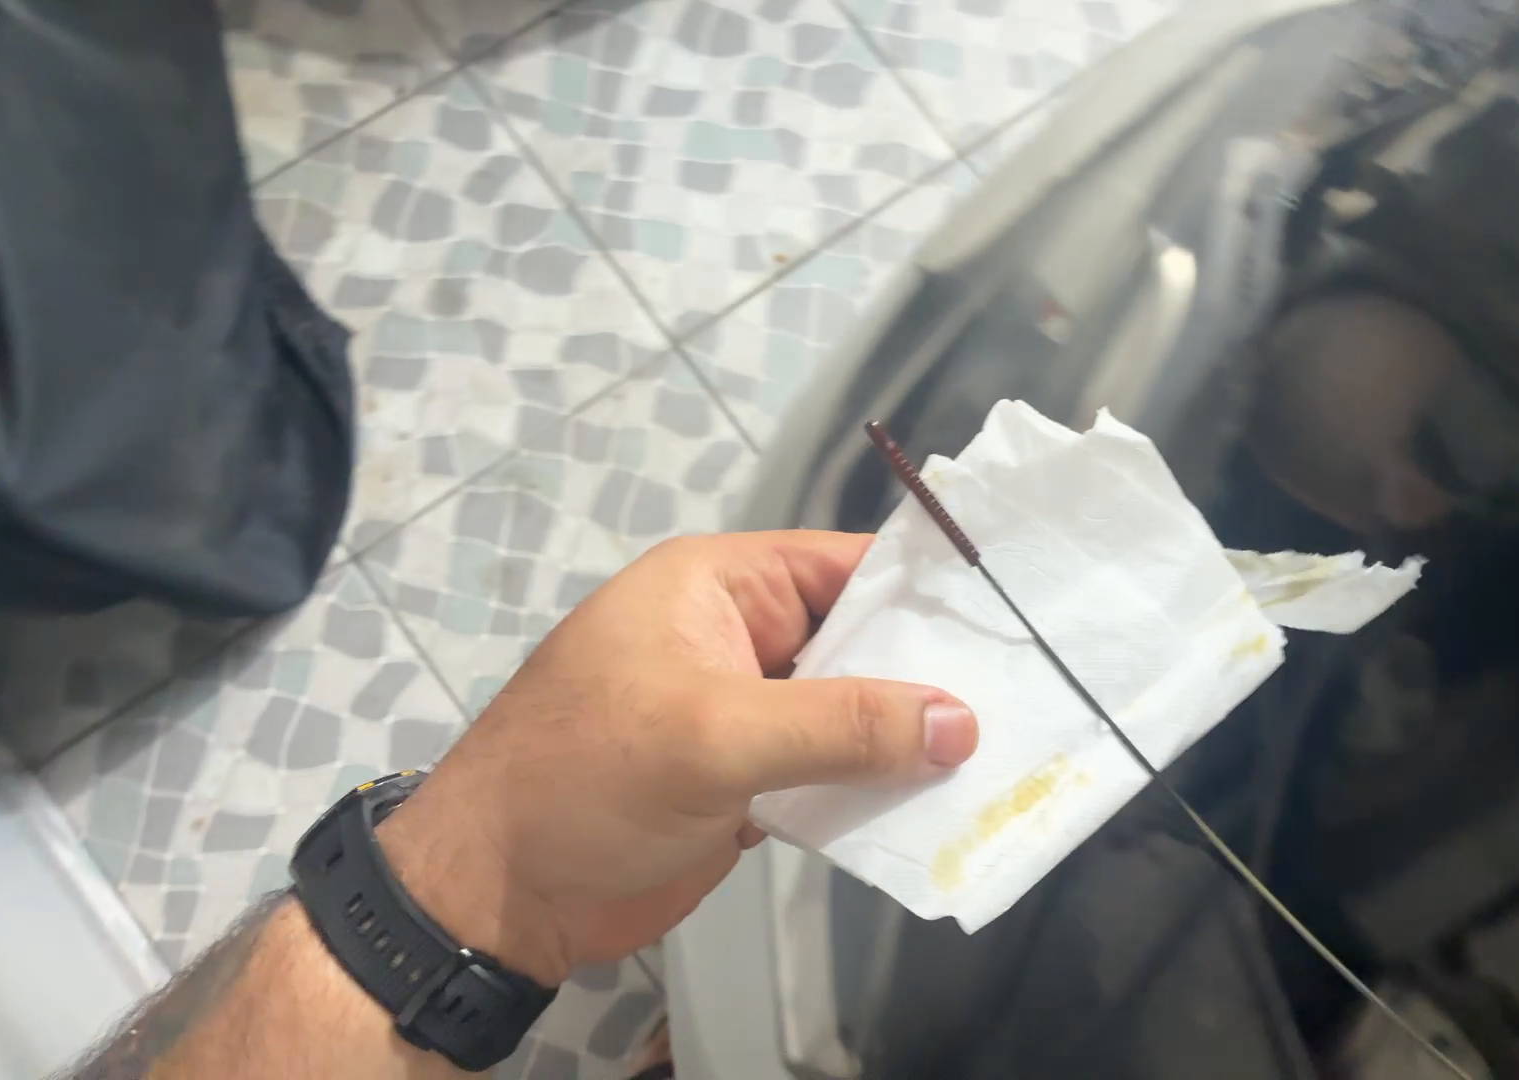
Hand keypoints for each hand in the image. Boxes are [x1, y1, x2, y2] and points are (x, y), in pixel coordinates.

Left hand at [376, 530, 979, 983]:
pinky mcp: (749, 770)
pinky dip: (870, 780)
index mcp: (721, 585)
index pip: (842, 565)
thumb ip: (841, 725)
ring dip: (902, 732)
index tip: (1005, 619)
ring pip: (845, 704)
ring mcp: (746, 705)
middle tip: (1021, 695)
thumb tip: (960, 721)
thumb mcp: (715, 736)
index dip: (921, 588)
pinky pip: (827, 762)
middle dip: (923, 668)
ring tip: (998, 752)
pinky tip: (931, 801)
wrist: (497, 892)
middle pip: (853, 637)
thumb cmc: (588, 779)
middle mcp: (739, 633)